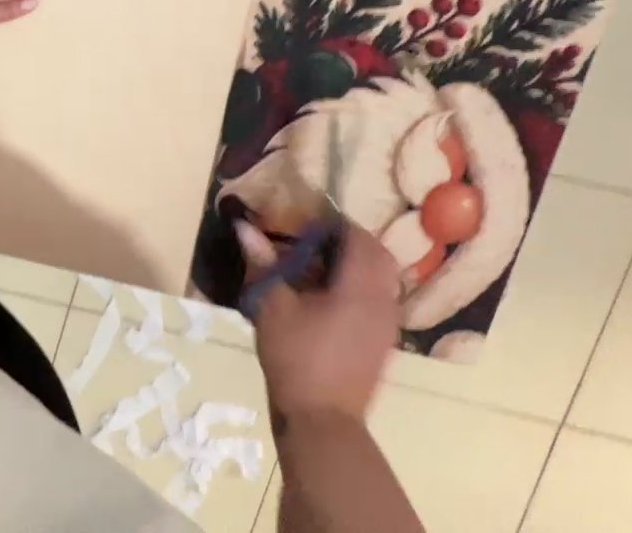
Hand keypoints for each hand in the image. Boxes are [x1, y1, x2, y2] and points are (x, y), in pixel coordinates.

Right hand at [238, 220, 400, 423]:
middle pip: (378, 257)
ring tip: (314, 262)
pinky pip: (377, 298)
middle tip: (312, 235)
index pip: (360, 240)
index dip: (336, 222)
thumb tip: (245, 227)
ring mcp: (387, 325)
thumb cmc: (296, 356)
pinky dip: (356, 284)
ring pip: (381, 278)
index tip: (306, 214)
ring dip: (354, 262)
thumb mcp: (271, 306)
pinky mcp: (380, 340)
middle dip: (348, 240)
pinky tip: (322, 293)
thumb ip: (263, 264)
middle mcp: (383, 303)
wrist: (322, 416)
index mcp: (360, 291)